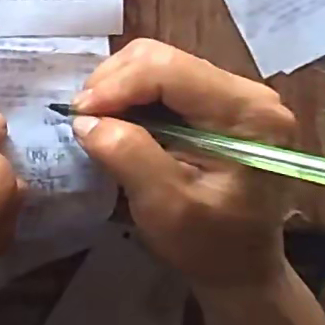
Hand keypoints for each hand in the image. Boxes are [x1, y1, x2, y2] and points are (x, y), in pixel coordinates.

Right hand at [70, 39, 296, 291]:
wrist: (238, 267)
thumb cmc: (208, 241)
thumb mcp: (164, 204)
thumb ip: (128, 154)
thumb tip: (85, 120)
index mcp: (247, 114)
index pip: (166, 70)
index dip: (114, 86)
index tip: (77, 116)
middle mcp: (244, 92)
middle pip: (156, 57)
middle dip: (109, 84)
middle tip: (83, 119)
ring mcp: (226, 95)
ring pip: (150, 63)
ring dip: (112, 88)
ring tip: (96, 121)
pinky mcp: (207, 103)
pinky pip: (152, 79)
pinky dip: (122, 95)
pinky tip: (114, 121)